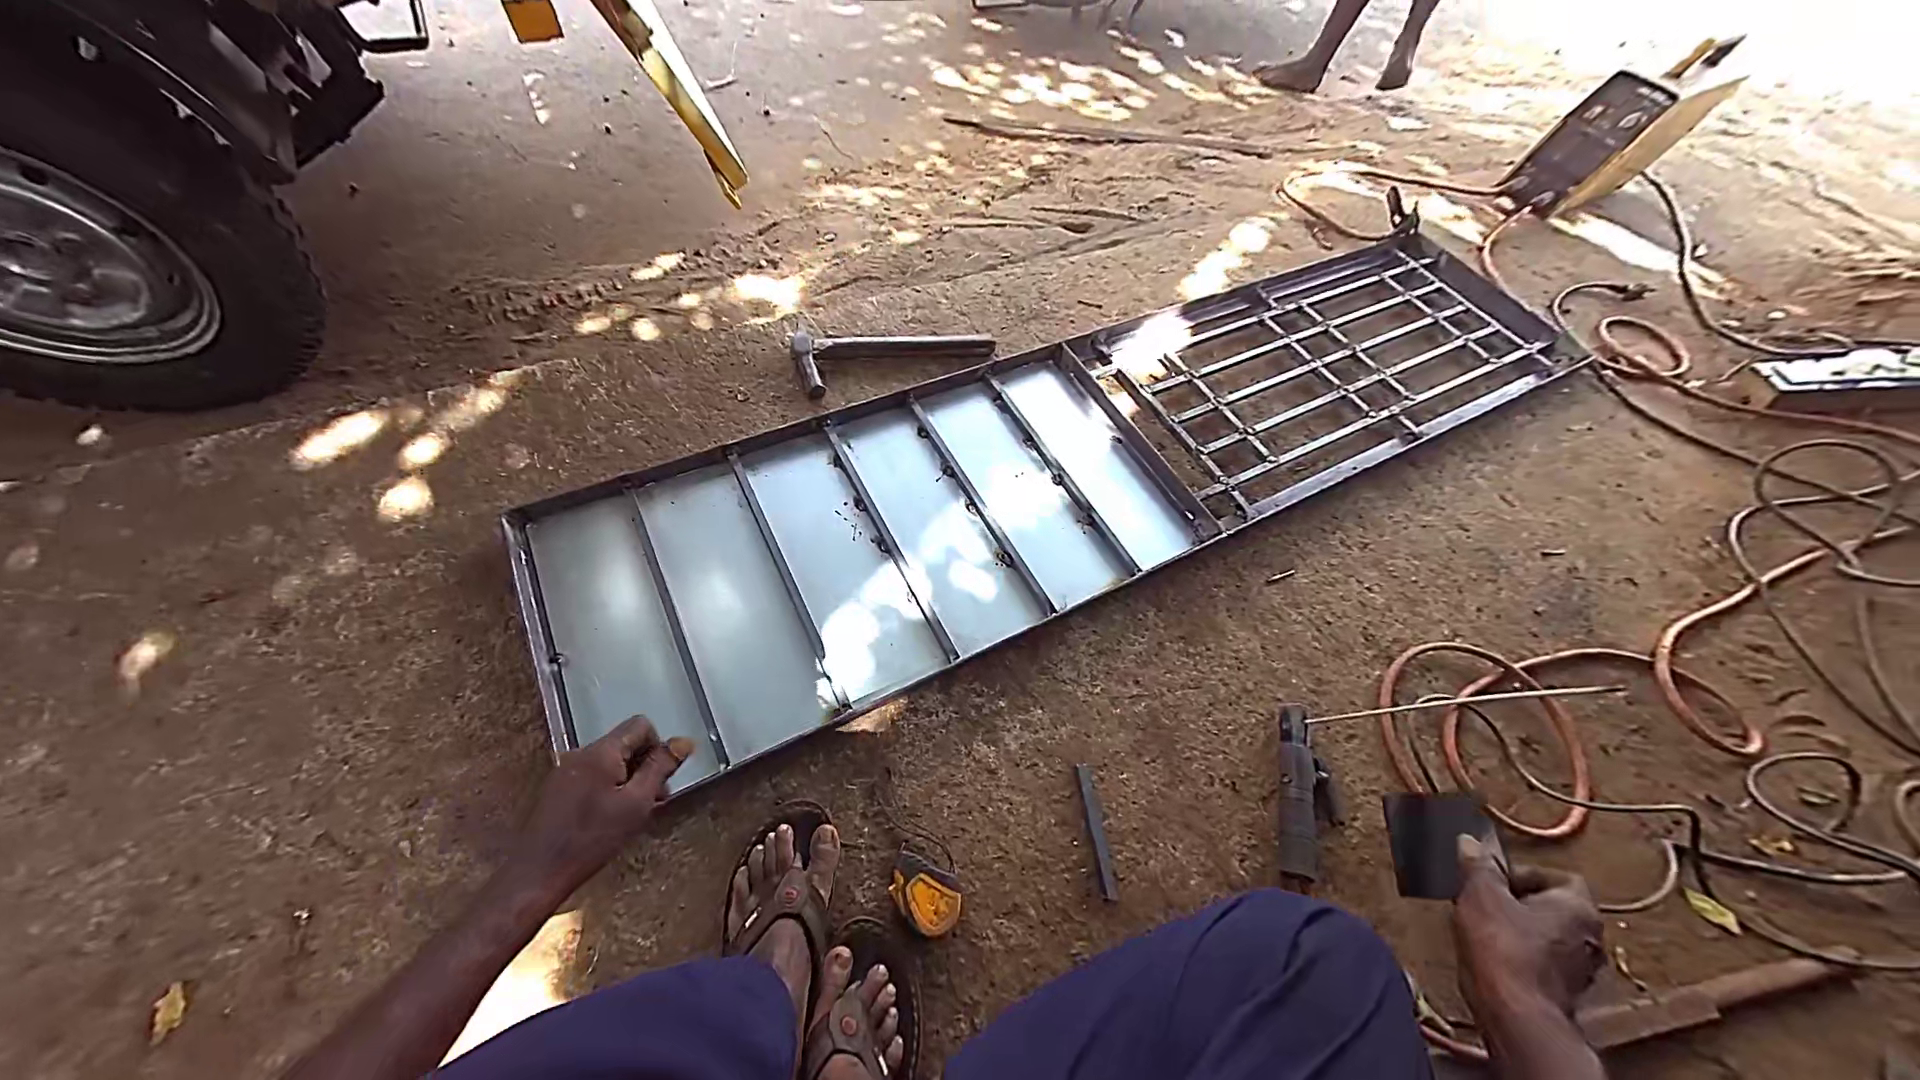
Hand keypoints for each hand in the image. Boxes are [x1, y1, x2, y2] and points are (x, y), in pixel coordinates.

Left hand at [511, 715, 693, 892]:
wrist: (537, 875)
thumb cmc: (592, 839)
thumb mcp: (637, 802)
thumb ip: (661, 767)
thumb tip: (683, 742)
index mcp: (601, 752)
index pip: (641, 725)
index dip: (658, 747)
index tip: (660, 779)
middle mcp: (581, 754)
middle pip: (625, 743)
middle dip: (645, 766)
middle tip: (653, 800)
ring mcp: (565, 771)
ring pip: (610, 762)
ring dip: (629, 780)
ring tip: (633, 813)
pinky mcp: (557, 790)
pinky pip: (594, 776)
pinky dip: (609, 789)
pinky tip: (609, 819)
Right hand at [1451, 835, 1603, 1019]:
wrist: (1513, 1010)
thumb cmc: (1502, 944)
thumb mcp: (1480, 892)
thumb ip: (1478, 864)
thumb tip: (1471, 842)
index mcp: (1578, 909)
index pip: (1558, 876)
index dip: (1523, 872)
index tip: (1492, 877)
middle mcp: (1590, 938)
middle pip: (1551, 904)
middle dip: (1516, 898)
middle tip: (1483, 896)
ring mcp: (1579, 968)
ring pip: (1545, 932)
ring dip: (1516, 924)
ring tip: (1481, 922)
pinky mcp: (1561, 989)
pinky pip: (1540, 957)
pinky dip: (1518, 949)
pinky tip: (1490, 950)